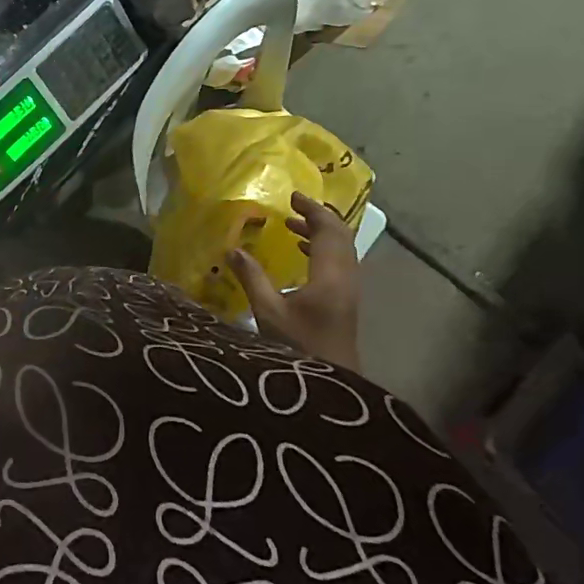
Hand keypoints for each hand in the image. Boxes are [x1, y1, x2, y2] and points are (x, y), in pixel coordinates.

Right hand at [226, 191, 361, 370]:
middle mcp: (346, 278)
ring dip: (321, 233)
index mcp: (330, 276)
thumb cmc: (299, 347)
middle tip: (293, 206)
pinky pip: (339, 263)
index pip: (328, 231)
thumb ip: (252, 277)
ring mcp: (349, 291)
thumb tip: (233, 248)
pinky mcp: (346, 302)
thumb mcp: (268, 312)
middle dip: (319, 217)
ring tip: (292, 226)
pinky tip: (301, 255)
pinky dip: (322, 250)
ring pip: (342, 250)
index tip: (291, 196)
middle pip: (341, 237)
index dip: (312, 210)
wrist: (332, 387)